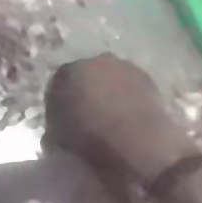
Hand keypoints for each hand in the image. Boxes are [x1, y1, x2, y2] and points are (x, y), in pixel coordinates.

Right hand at [45, 56, 197, 182]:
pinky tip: (131, 117)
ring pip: (111, 79)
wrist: (136, 141)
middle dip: (86, 93)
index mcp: (67, 74)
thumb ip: (55, 129)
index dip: (60, 105)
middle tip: (89, 119)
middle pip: (86, 77)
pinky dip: (130, 98)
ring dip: (110, 93)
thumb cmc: (91, 140)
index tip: (65, 123)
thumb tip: (58, 131)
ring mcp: (123, 66)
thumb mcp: (59, 140)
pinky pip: (132, 87)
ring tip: (113, 119)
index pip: (57, 86)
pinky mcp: (146, 77)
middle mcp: (94, 62)